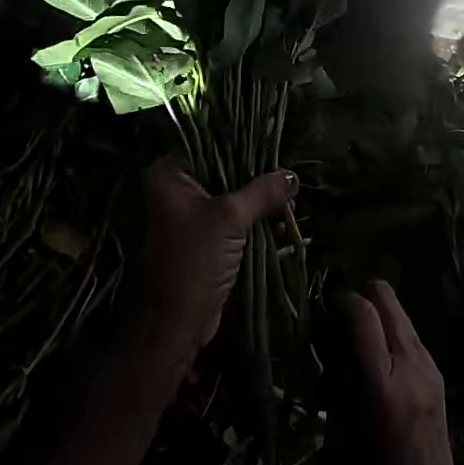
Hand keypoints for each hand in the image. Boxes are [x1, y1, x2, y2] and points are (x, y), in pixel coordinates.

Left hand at [48, 155, 294, 464]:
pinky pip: (236, 216)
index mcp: (171, 174)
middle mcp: (179, 187)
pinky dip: (257, 216)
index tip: (276, 139)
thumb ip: (262, 192)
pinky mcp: (207, 236)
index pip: (211, 142)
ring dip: (260, 196)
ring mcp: (193, 213)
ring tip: (291, 188)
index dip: (244, 142)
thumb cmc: (192, 262)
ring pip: (233, 193)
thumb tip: (293, 176)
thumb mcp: (230, 218)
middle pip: (225, 167)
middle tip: (288, 165)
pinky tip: (284, 211)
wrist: (174, 326)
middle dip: (257, 172)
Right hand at [346, 280, 453, 464]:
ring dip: (377, 312)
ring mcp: (428, 365)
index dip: (344, 298)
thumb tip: (325, 348)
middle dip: (363, 293)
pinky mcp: (437, 371)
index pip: (365, 316)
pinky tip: (378, 354)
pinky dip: (391, 331)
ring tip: (357, 332)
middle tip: (342, 308)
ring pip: (400, 312)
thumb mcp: (342, 435)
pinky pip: (410, 334)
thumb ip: (334, 387)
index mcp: (384, 385)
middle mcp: (410, 365)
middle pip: (388, 299)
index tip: (328, 299)